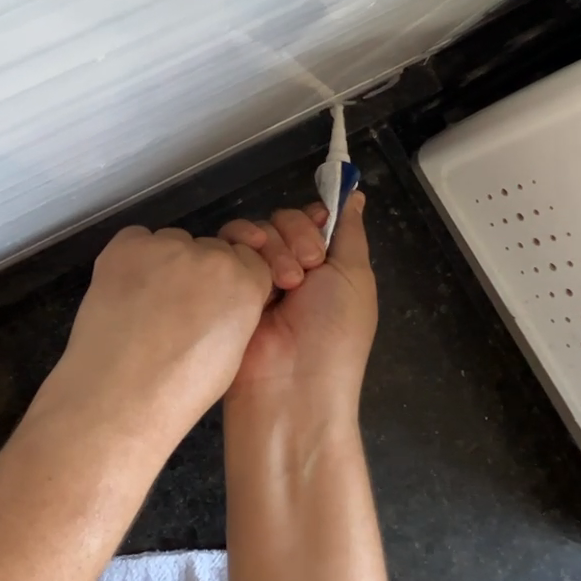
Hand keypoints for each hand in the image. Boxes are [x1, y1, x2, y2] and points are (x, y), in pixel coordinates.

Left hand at [30, 226, 274, 446]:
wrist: (121, 394)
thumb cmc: (181, 389)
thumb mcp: (232, 350)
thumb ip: (235, 310)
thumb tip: (218, 296)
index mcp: (246, 283)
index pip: (247, 259)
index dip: (227, 282)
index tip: (209, 304)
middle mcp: (211, 255)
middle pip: (209, 248)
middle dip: (197, 271)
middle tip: (173, 308)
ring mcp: (166, 246)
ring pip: (172, 242)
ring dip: (164, 263)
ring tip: (143, 305)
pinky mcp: (126, 245)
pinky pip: (136, 239)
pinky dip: (132, 258)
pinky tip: (123, 291)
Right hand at [217, 192, 375, 404]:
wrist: (290, 387)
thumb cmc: (334, 333)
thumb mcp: (355, 277)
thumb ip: (349, 232)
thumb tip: (355, 193)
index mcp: (323, 268)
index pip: (310, 220)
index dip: (313, 218)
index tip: (320, 226)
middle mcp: (287, 269)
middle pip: (281, 221)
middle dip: (294, 235)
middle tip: (305, 269)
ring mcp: (253, 278)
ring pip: (253, 231)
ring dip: (271, 246)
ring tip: (280, 282)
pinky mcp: (224, 286)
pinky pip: (225, 247)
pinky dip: (239, 248)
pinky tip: (250, 272)